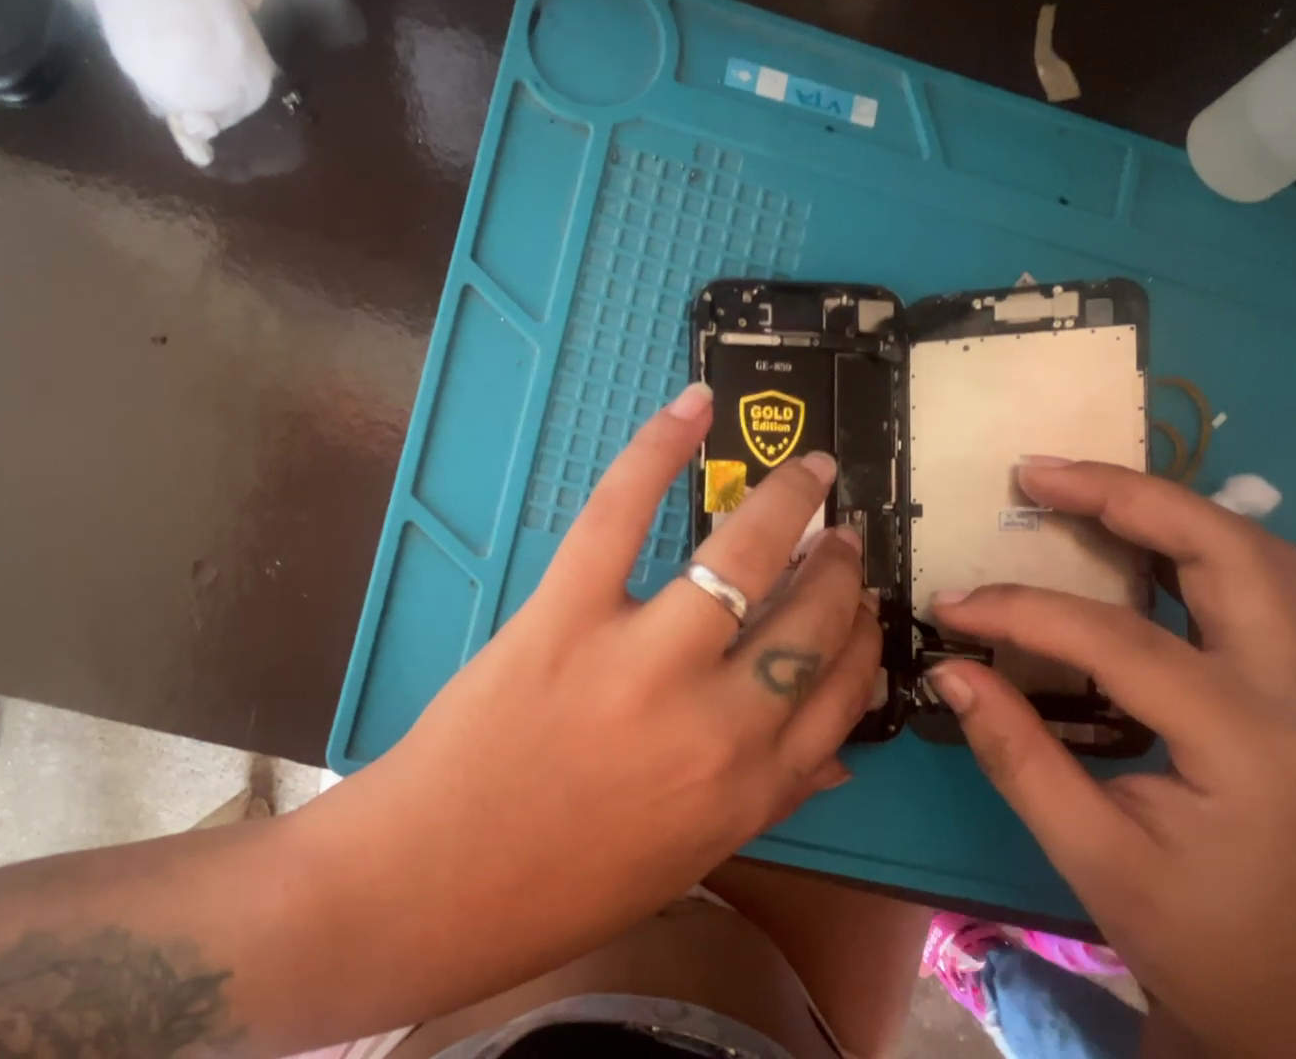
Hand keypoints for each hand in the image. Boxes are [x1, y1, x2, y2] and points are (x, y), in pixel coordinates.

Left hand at [324, 381, 880, 1014]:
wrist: (431, 886)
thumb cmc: (558, 888)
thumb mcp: (686, 856)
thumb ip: (766, 800)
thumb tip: (833, 758)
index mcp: (751, 787)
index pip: (844, 692)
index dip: (863, 637)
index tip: (864, 604)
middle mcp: (719, 722)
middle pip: (811, 619)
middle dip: (839, 568)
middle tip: (840, 536)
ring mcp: (641, 660)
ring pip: (743, 556)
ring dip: (789, 503)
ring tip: (811, 475)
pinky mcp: (564, 614)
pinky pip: (621, 513)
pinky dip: (658, 449)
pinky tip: (695, 408)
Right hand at [924, 460, 1295, 1058]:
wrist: (1283, 998)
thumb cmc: (1186, 931)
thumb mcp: (1086, 850)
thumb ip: (1014, 752)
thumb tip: (946, 669)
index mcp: (1250, 745)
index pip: (1123, 642)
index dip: (1024, 612)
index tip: (948, 603)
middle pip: (1232, 554)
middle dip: (1130, 497)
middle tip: (1036, 473)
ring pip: (1259, 558)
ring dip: (1168, 509)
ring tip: (1077, 487)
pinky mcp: (1293, 694)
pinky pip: (1254, 591)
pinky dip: (1191, 546)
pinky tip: (1131, 541)